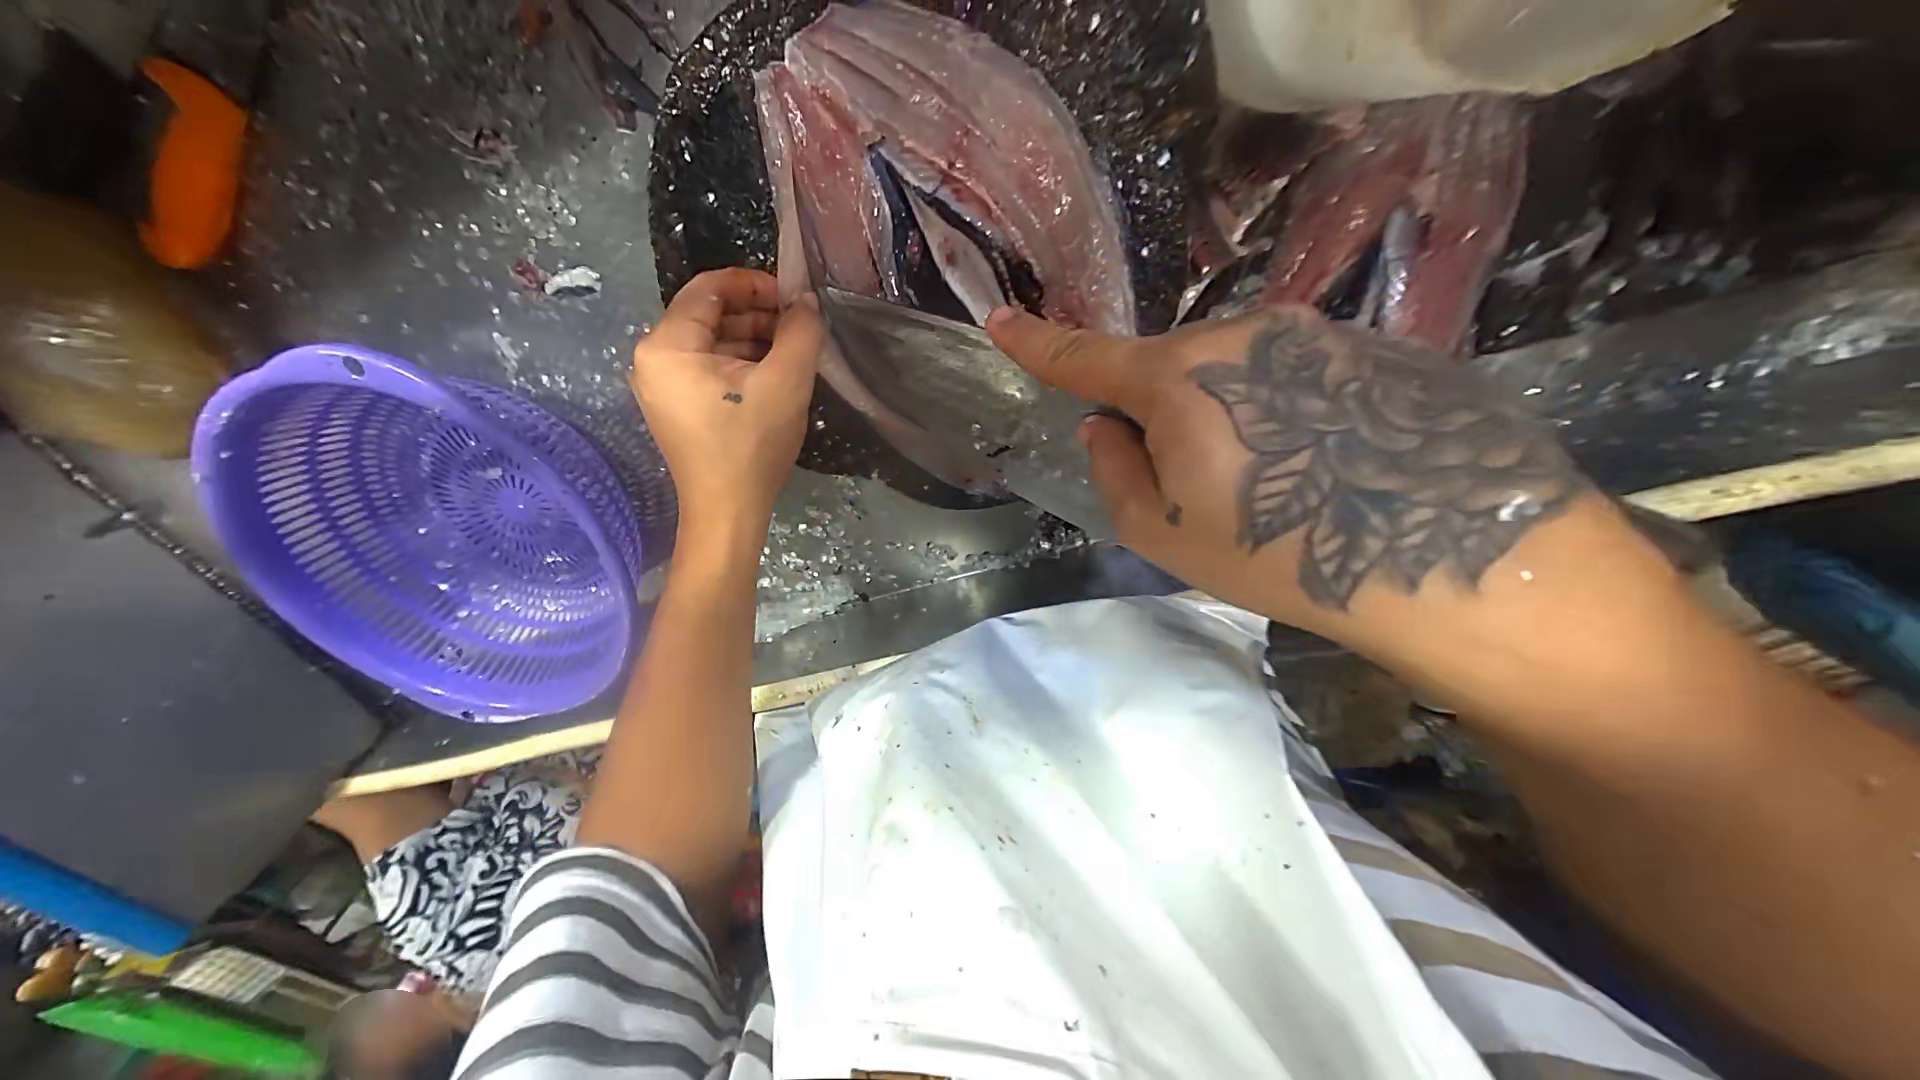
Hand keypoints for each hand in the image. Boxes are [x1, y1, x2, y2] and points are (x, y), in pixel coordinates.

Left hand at [631, 268, 823, 541]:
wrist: (729, 512)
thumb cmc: (752, 445)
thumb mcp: (786, 382)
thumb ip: (801, 331)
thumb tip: (807, 303)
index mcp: (666, 345)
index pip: (708, 289)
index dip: (754, 284)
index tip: (793, 298)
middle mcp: (653, 360)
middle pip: (708, 315)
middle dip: (757, 314)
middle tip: (799, 327)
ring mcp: (663, 387)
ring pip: (712, 344)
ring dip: (753, 340)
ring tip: (793, 352)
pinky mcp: (677, 409)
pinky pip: (709, 370)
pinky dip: (741, 365)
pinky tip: (774, 375)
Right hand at [987, 304, 1587, 639]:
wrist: (1454, 557)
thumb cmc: (1279, 555)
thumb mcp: (1163, 533)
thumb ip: (1114, 470)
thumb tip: (1104, 425)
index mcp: (1179, 378)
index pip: (1087, 356)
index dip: (1037, 342)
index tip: (1000, 319)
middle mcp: (1244, 334)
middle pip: (1171, 369)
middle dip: (1163, 416)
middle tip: (1203, 489)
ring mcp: (1316, 333)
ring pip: (1236, 372)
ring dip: (1231, 418)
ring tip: (1280, 488)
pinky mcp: (1374, 349)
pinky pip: (1295, 376)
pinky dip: (1287, 415)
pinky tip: (1331, 469)